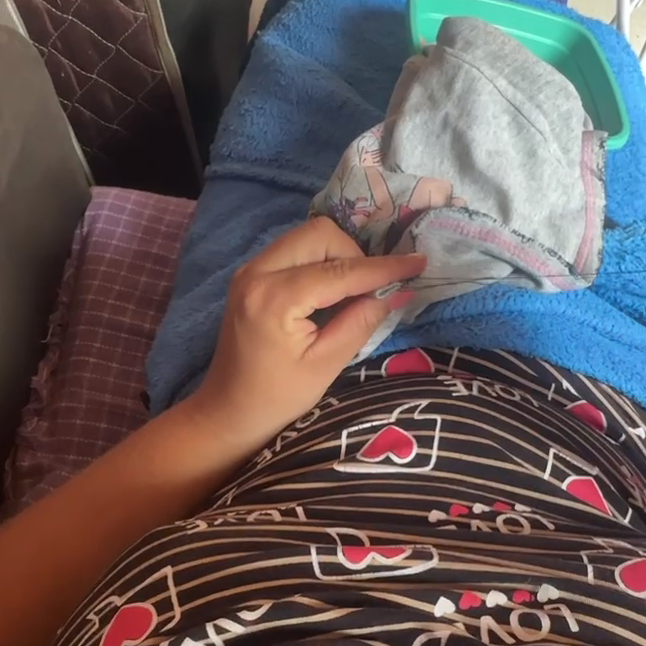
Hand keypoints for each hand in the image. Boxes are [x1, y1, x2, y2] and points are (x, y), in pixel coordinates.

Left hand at [189, 218, 425, 448]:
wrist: (227, 411)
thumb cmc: (277, 398)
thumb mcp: (326, 365)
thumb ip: (362, 321)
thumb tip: (400, 290)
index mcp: (274, 299)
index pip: (340, 271)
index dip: (383, 268)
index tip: (418, 262)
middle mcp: (257, 273)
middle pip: (320, 234)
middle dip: (354, 255)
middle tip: (369, 291)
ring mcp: (250, 271)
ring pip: (306, 237)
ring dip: (337, 256)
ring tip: (351, 294)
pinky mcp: (250, 276)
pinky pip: (294, 250)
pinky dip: (319, 262)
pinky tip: (329, 293)